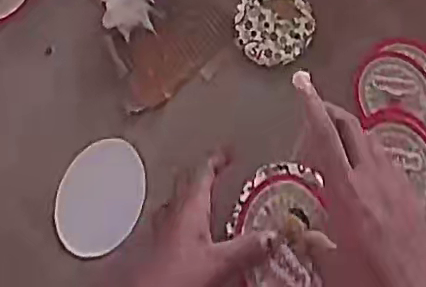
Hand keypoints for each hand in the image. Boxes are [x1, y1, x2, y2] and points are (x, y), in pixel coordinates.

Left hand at [131, 151, 274, 286]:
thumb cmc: (175, 274)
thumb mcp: (218, 262)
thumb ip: (246, 248)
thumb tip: (270, 236)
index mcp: (190, 205)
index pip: (204, 169)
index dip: (217, 158)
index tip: (229, 152)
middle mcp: (174, 210)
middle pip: (188, 180)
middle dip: (203, 172)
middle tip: (218, 170)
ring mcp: (162, 228)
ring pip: (177, 199)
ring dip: (191, 193)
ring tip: (203, 197)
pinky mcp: (155, 247)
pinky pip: (170, 221)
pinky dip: (182, 217)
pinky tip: (187, 232)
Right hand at [292, 71, 425, 286]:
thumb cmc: (375, 284)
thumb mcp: (334, 270)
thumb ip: (316, 245)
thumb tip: (304, 235)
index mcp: (347, 191)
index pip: (326, 134)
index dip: (312, 105)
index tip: (304, 84)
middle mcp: (372, 177)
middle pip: (349, 125)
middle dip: (330, 112)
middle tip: (316, 114)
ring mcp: (395, 182)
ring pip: (370, 139)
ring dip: (352, 135)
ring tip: (340, 149)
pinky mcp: (412, 194)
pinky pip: (388, 161)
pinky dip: (373, 157)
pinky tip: (369, 178)